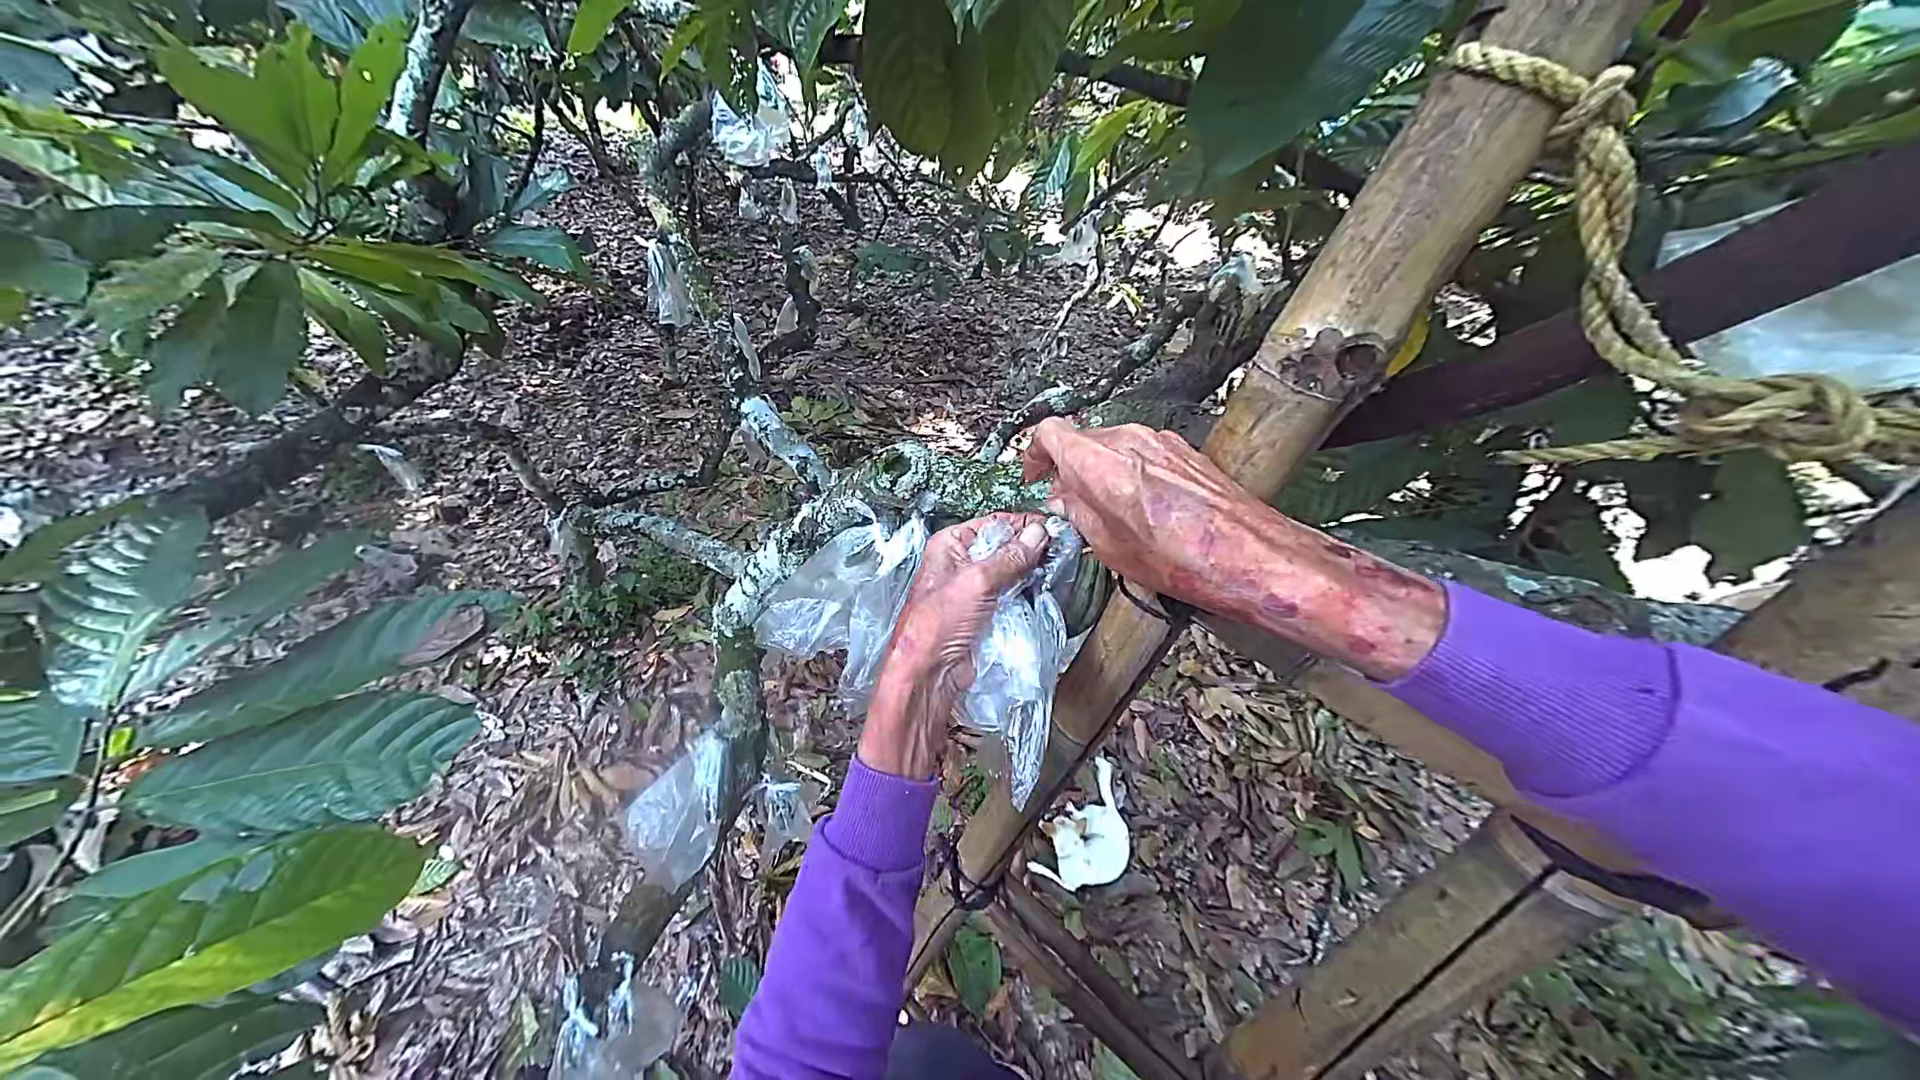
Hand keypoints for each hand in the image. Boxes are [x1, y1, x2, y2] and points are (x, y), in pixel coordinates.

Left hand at [862, 513, 1050, 777]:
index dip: (1023, 525)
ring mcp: (974, 589)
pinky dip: (1028, 592)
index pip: (993, 524)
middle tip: (1060, 549)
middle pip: (1004, 547)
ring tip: (1057, 568)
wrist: (929, 672)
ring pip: (1011, 572)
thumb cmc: (938, 623)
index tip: (1052, 527)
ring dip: (1032, 572)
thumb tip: (1038, 534)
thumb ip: (1010, 556)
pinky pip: (1012, 595)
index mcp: (950, 545)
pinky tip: (1045, 589)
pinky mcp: (985, 612)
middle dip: (1031, 549)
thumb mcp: (977, 581)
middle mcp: (961, 563)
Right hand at [1021, 418, 1444, 680]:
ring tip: (1103, 509)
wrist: (1250, 555)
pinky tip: (1136, 506)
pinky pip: (1139, 451)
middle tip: (1065, 501)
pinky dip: (1126, 470)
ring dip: (1097, 470)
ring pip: (1110, 444)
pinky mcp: (1182, 449)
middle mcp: (1129, 439)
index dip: (1034, 453)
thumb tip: (1064, 499)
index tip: (1034, 474)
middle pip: (1080, 438)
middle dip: (1066, 467)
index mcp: (1099, 462)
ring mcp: (1159, 440)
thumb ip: (1076, 512)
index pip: (1049, 431)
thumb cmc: (1185, 558)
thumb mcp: (1109, 546)